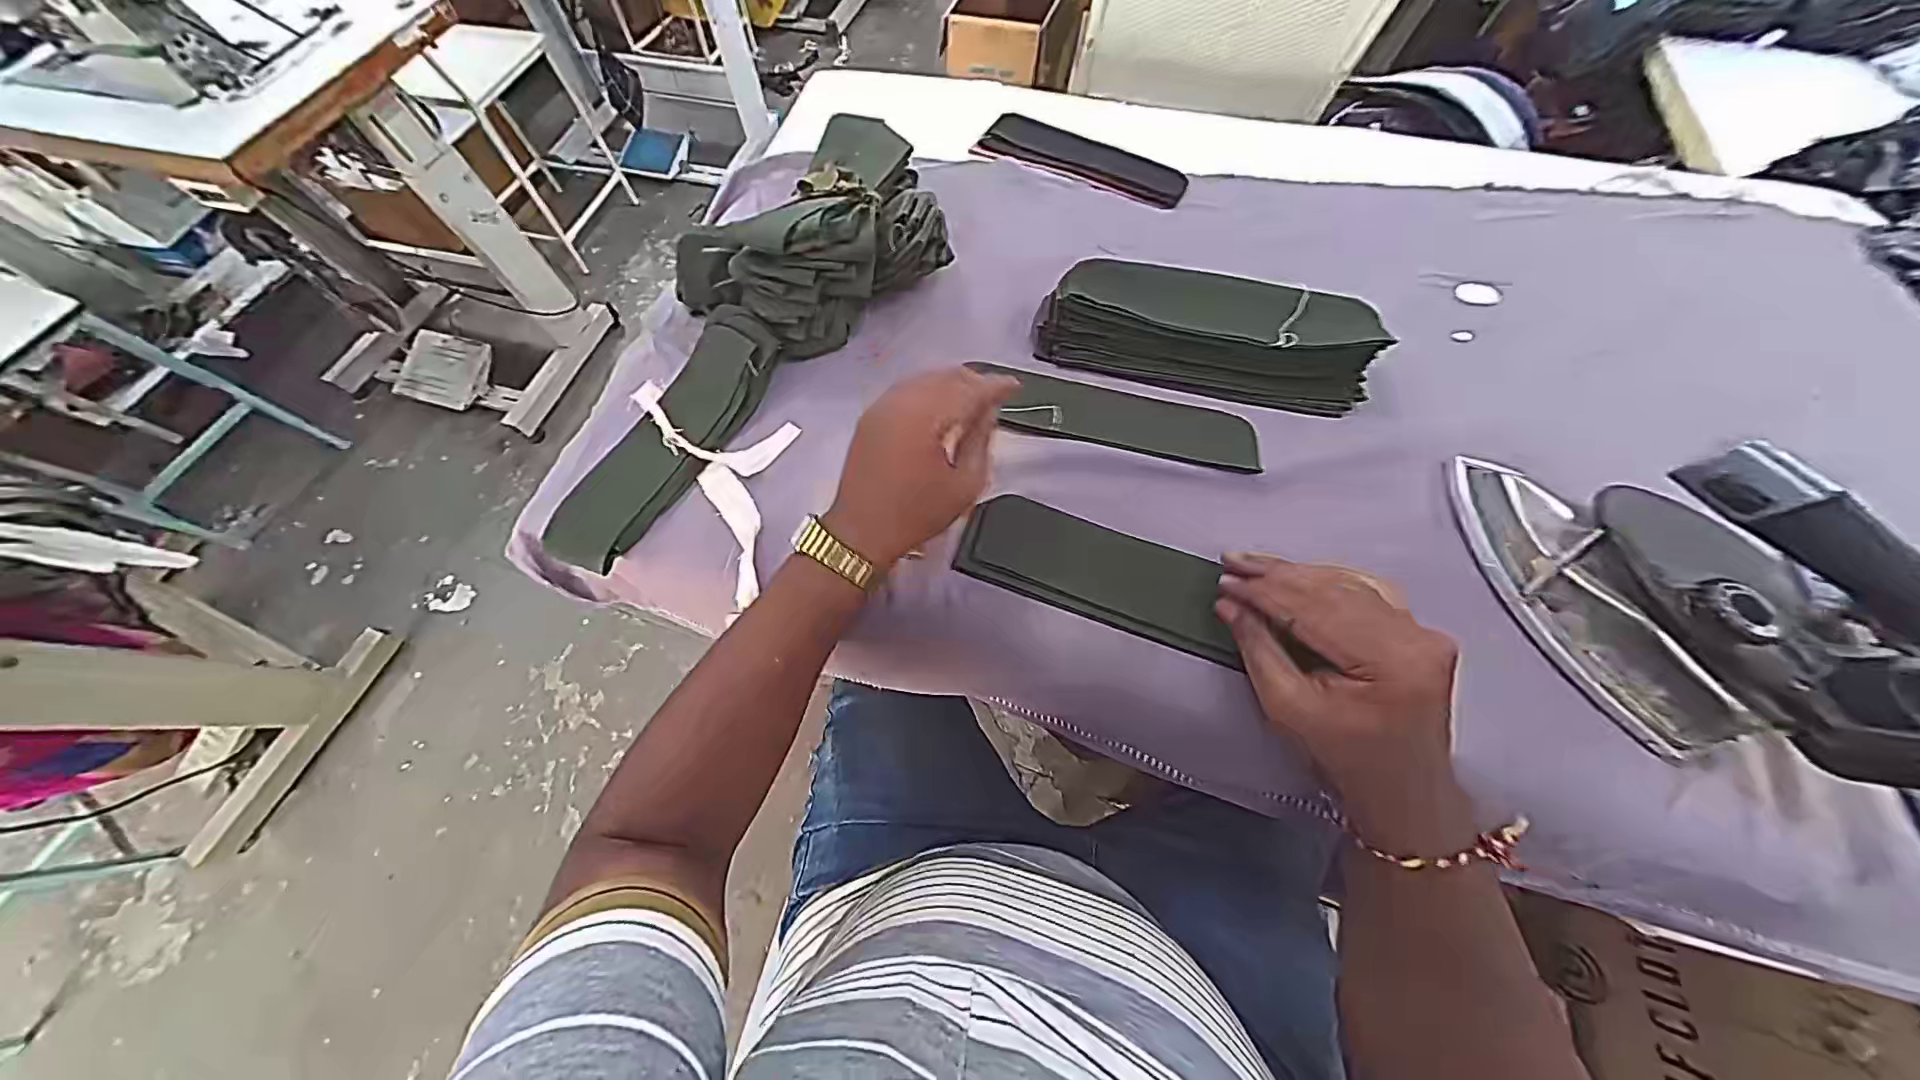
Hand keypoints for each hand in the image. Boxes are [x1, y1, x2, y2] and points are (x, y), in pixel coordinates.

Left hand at [823, 366, 1019, 566]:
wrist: (862, 531)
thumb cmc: (916, 514)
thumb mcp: (964, 485)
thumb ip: (980, 441)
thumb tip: (988, 414)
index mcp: (925, 418)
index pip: (969, 390)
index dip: (996, 386)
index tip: (1014, 387)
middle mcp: (901, 403)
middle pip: (946, 377)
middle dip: (975, 381)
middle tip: (995, 397)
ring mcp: (882, 407)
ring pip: (925, 379)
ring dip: (952, 384)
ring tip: (972, 401)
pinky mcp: (871, 417)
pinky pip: (907, 390)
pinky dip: (930, 391)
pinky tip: (941, 408)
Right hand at [1216, 554, 1470, 845]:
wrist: (1401, 788)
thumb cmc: (1350, 759)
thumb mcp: (1288, 708)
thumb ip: (1258, 649)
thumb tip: (1233, 607)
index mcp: (1392, 661)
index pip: (1313, 608)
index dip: (1263, 592)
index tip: (1228, 583)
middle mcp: (1417, 639)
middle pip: (1331, 589)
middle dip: (1276, 575)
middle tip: (1234, 564)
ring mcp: (1421, 632)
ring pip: (1347, 583)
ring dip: (1296, 573)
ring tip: (1255, 566)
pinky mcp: (1416, 631)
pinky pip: (1365, 590)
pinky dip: (1324, 580)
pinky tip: (1296, 574)